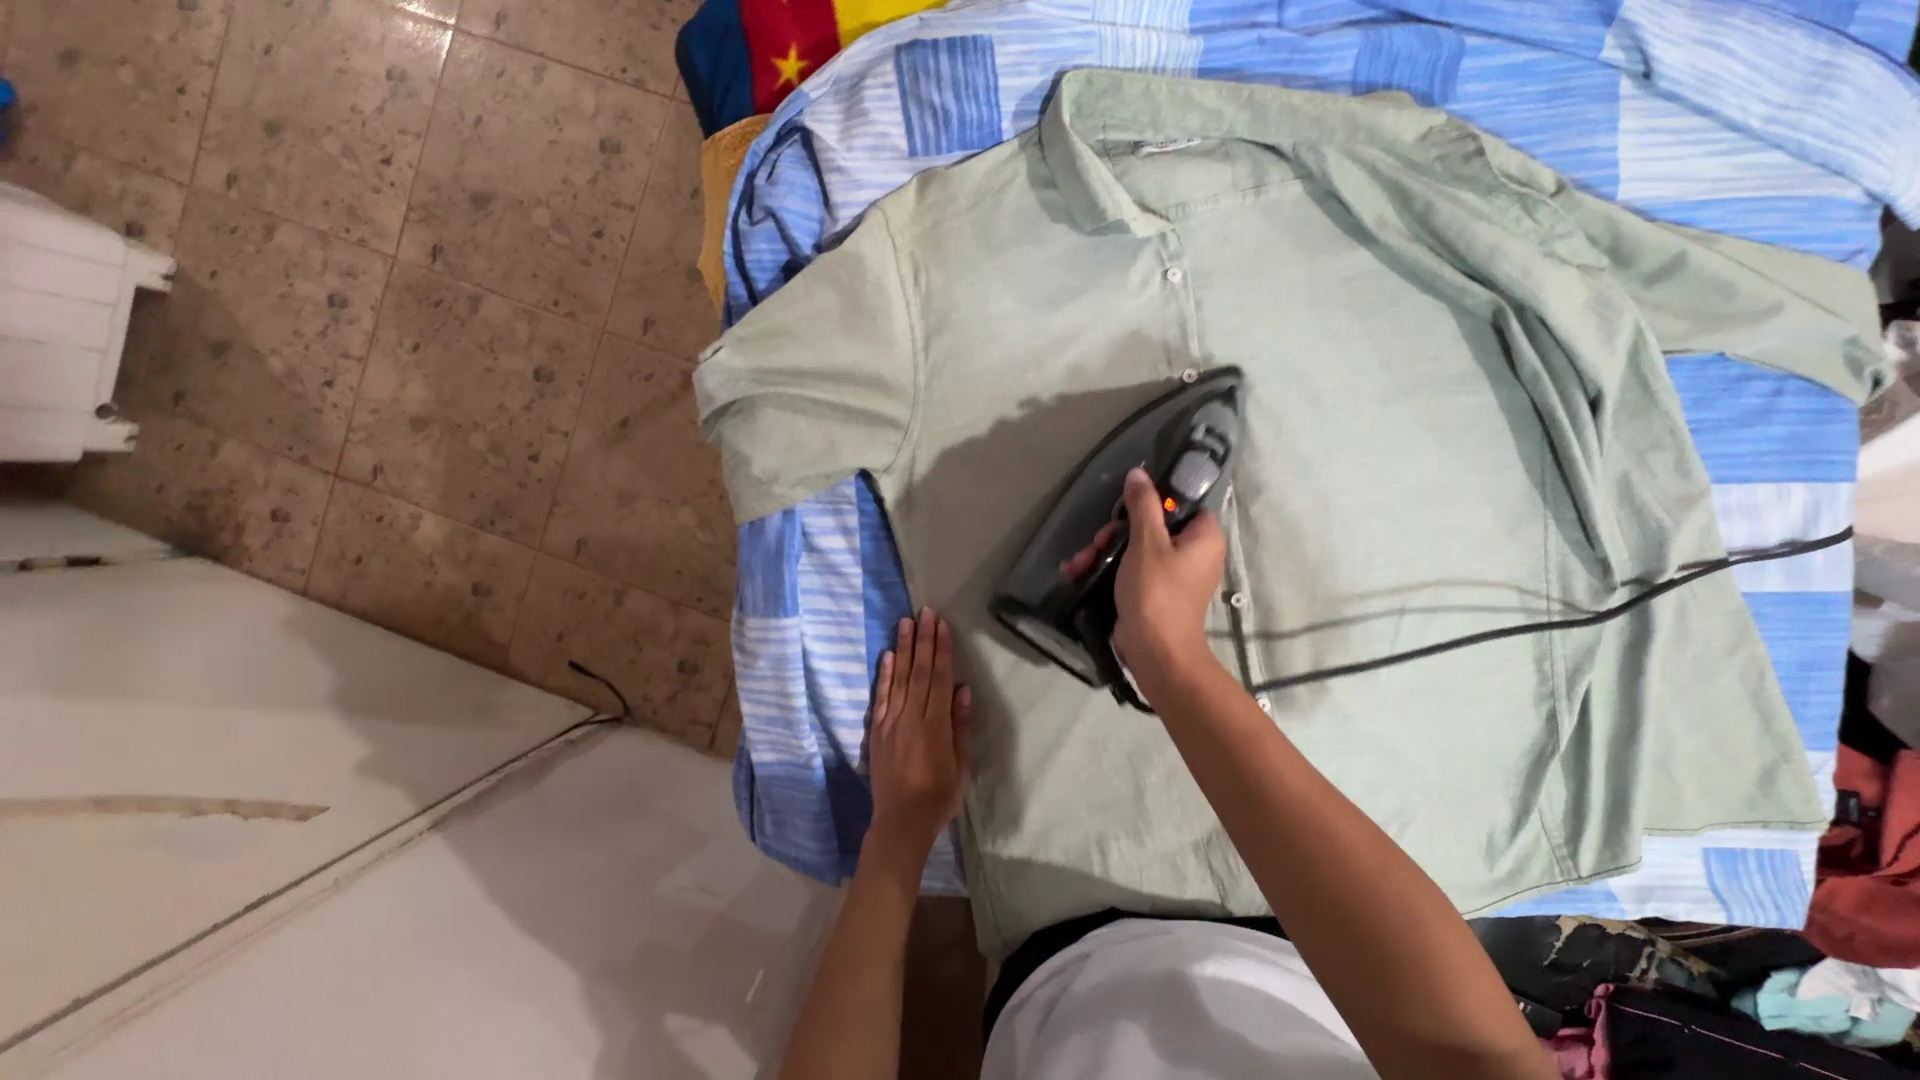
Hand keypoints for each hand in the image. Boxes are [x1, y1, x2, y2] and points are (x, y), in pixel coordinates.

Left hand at [866, 608, 972, 861]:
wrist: (901, 822)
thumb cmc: (939, 797)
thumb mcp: (961, 766)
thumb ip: (961, 727)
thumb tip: (963, 690)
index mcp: (935, 726)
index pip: (938, 678)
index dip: (941, 650)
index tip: (942, 625)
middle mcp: (911, 718)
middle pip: (918, 672)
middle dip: (923, 640)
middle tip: (925, 612)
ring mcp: (891, 723)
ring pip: (899, 678)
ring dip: (903, 648)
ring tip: (906, 622)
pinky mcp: (876, 731)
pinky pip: (881, 697)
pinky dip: (885, 675)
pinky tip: (888, 656)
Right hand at [1063, 468, 1226, 690]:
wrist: (1155, 651)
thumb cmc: (1157, 592)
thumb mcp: (1147, 542)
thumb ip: (1143, 505)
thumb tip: (1139, 473)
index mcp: (1204, 537)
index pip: (1184, 503)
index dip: (1155, 500)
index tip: (1127, 505)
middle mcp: (1194, 553)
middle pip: (1152, 525)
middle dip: (1116, 531)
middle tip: (1099, 540)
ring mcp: (1173, 575)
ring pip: (1136, 547)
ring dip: (1105, 551)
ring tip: (1081, 561)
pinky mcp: (1153, 592)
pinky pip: (1131, 569)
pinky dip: (1108, 568)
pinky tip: (1079, 571)